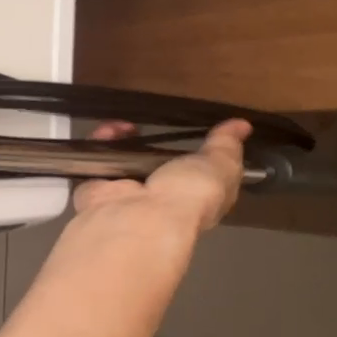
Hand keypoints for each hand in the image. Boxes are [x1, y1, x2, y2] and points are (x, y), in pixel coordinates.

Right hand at [72, 120, 250, 231]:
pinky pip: (96, 160)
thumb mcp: (220, 166)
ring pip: (123, 157)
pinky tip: (105, 131)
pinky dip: (98, 143)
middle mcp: (159, 193)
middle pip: (156, 160)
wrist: (137, 213)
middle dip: (152, 139)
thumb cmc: (188, 193)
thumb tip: (241, 124)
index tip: (197, 128)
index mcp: (195, 194)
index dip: (197, 149)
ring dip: (122, 137)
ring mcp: (125, 189)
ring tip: (122, 125)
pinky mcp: (95, 185)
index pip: (197, 169)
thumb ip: (225, 146)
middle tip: (149, 123)